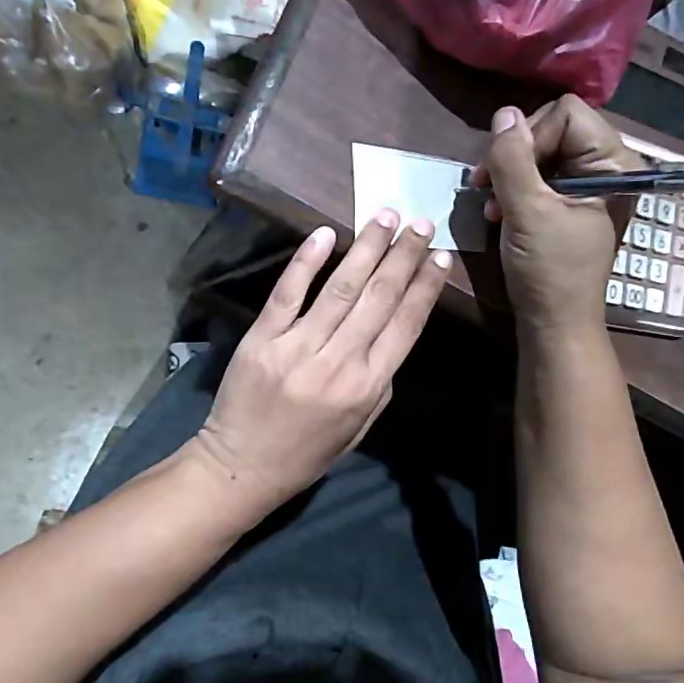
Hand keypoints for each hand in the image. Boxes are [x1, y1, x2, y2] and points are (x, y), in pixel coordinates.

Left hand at [193, 211, 450, 510]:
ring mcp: (297, 347)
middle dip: (403, 256)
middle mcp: (338, 362)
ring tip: (386, 216)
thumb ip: (379, 382)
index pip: (406, 325)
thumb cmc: (306, 452)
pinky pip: (288, 293)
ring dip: (366, 248)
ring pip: (340, 288)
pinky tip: (326, 233)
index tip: (441, 255)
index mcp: (367, 386)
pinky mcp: (262, 338)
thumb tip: (391, 335)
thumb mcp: (359, 428)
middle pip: (379, 298)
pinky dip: (306, 261)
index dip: (426, 287)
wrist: (242, 466)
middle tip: (421, 223)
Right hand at [468, 96, 647, 332]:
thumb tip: (503, 114)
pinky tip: (498, 210)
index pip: (566, 114)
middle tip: (486, 186)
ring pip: (539, 150)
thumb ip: (513, 161)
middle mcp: (605, 166)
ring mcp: (586, 184)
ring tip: (490, 204)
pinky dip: (513, 187)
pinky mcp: (568, 201)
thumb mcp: (527, 212)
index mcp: (613, 164)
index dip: (530, 136)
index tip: (507, 173)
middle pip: (552, 127)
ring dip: (508, 173)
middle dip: (515, 154)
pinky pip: (537, 173)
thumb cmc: (548, 270)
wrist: (553, 322)